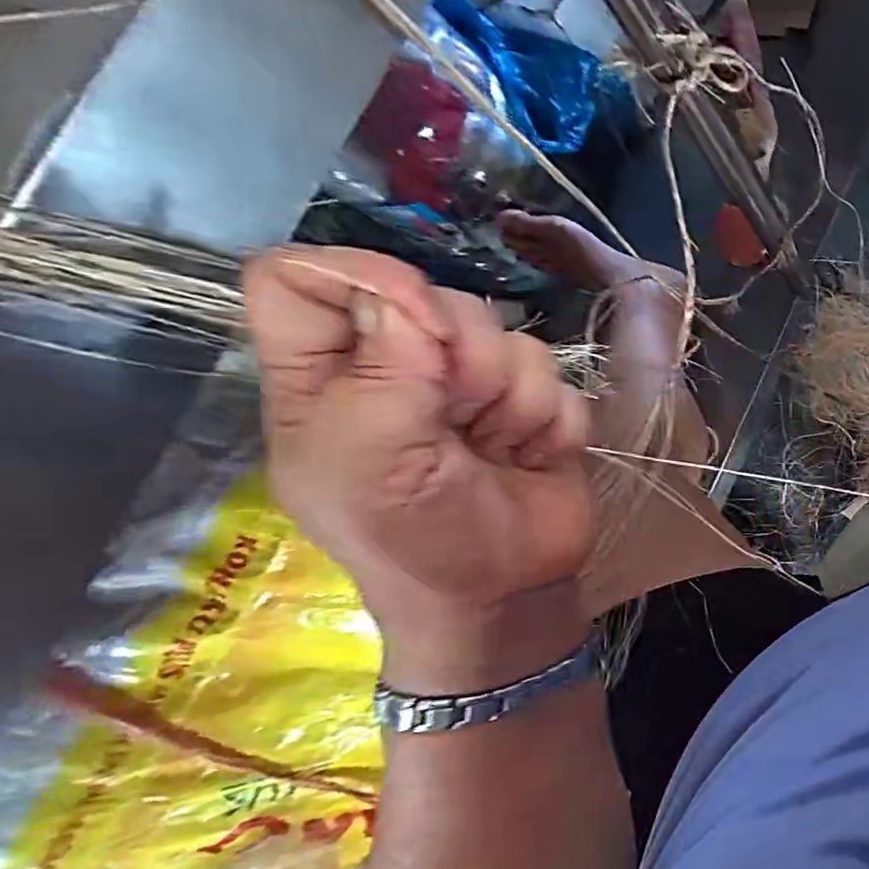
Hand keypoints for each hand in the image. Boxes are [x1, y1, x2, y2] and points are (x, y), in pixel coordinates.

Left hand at [244, 247, 592, 687]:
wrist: (507, 591)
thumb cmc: (418, 538)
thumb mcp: (371, 463)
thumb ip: (380, 374)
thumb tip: (414, 304)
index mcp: (326, 378)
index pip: (305, 278)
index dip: (366, 279)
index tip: (420, 325)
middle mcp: (400, 369)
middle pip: (440, 300)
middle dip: (470, 363)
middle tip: (462, 423)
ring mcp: (476, 390)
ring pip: (516, 341)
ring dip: (519, 405)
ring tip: (501, 452)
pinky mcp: (537, 410)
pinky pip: (563, 384)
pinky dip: (556, 426)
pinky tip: (536, 460)